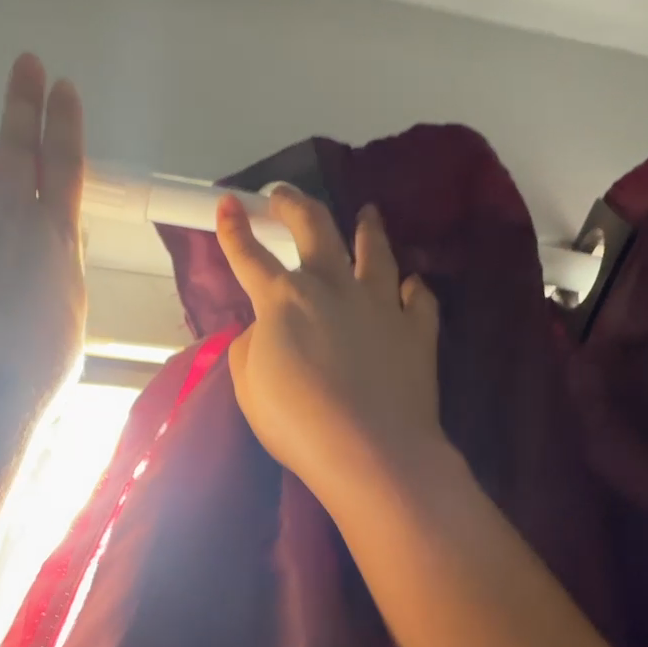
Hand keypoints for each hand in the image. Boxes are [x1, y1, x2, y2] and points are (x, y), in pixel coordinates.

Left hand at [0, 53, 86, 400]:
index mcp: (55, 237)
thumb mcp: (67, 324)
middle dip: (23, 104)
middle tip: (24, 65)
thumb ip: (60, 282)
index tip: (64, 88)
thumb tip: (56, 260)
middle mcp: (9, 213)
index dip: (65, 126)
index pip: (66, 168)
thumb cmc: (33, 363)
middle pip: (19, 147)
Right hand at [215, 187, 445, 509]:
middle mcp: (333, 287)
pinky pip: (420, 297)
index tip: (227, 205)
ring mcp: (381, 304)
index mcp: (283, 301)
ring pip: (376, 252)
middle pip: (314, 228)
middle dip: (294, 204)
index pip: (249, 257)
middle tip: (283, 195)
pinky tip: (411, 285)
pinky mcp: (419, 329)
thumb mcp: (249, 388)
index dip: (233, 230)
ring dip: (368, 228)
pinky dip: (414, 288)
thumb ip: (249, 350)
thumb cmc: (297, 424)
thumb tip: (261, 331)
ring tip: (367, 213)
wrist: (370, 451)